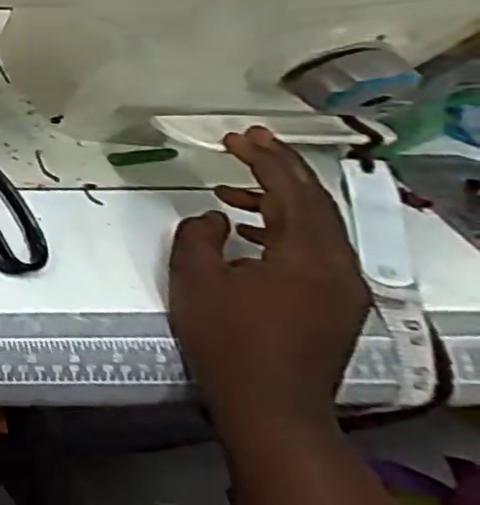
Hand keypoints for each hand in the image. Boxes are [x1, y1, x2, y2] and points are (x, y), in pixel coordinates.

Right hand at [167, 127, 370, 431]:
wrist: (269, 400)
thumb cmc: (226, 335)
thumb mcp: (196, 277)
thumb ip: (199, 235)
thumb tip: (214, 217)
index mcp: (306, 257)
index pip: (292, 194)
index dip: (266, 160)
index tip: (240, 136)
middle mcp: (336, 268)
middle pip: (315, 206)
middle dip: (281, 170)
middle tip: (248, 140)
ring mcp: (340, 288)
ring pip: (315, 227)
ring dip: (278, 199)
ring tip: (233, 185)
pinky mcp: (331, 302)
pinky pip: (313, 248)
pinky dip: (282, 227)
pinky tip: (246, 227)